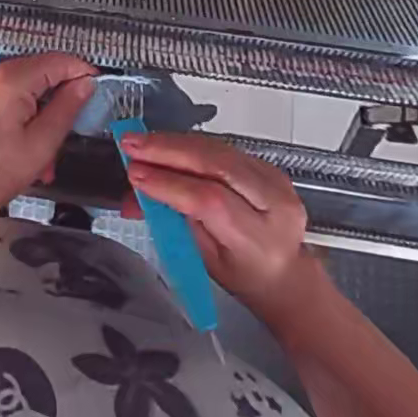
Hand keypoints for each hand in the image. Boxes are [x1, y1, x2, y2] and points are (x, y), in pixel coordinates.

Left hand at [0, 52, 96, 240]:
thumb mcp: (41, 144)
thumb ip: (67, 108)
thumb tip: (85, 85)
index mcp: (10, 80)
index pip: (60, 61)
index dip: (83, 75)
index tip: (97, 91)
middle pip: (44, 73)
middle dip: (60, 102)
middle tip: (70, 132)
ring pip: (29, 88)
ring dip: (43, 115)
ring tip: (45, 154)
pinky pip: (11, 96)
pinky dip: (25, 117)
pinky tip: (27, 148)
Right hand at [120, 133, 318, 314]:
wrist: (285, 272)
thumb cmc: (242, 274)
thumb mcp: (204, 260)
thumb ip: (175, 223)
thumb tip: (136, 197)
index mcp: (257, 238)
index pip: (210, 200)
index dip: (169, 183)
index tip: (135, 175)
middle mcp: (274, 204)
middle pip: (216, 164)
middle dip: (168, 151)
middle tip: (132, 145)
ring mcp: (275, 180)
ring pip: (219, 149)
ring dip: (175, 142)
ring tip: (141, 142)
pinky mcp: (269, 166)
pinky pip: (224, 148)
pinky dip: (190, 144)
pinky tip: (165, 143)